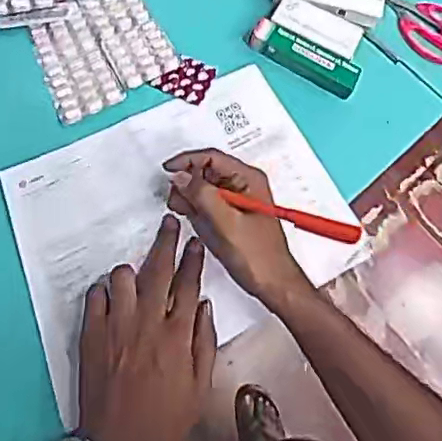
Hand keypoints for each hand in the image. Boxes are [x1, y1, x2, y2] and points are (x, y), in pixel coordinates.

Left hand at [76, 214, 215, 440]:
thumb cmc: (163, 422)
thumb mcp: (199, 388)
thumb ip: (205, 342)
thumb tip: (202, 306)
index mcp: (176, 336)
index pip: (188, 283)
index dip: (193, 258)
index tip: (195, 243)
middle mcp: (146, 324)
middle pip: (158, 269)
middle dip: (166, 241)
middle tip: (169, 225)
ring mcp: (116, 328)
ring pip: (123, 276)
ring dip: (132, 271)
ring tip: (135, 276)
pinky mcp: (91, 336)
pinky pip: (95, 296)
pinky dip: (104, 292)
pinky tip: (111, 298)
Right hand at [165, 149, 315, 310]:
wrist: (273, 283)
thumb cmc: (260, 257)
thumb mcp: (226, 224)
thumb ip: (202, 196)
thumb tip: (181, 177)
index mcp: (248, 178)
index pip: (212, 157)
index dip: (187, 161)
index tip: (168, 170)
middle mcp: (243, 184)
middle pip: (207, 170)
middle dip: (188, 181)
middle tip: (175, 197)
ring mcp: (237, 199)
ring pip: (205, 186)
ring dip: (191, 196)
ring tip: (183, 209)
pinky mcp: (231, 213)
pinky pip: (209, 202)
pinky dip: (196, 207)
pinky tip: (193, 218)